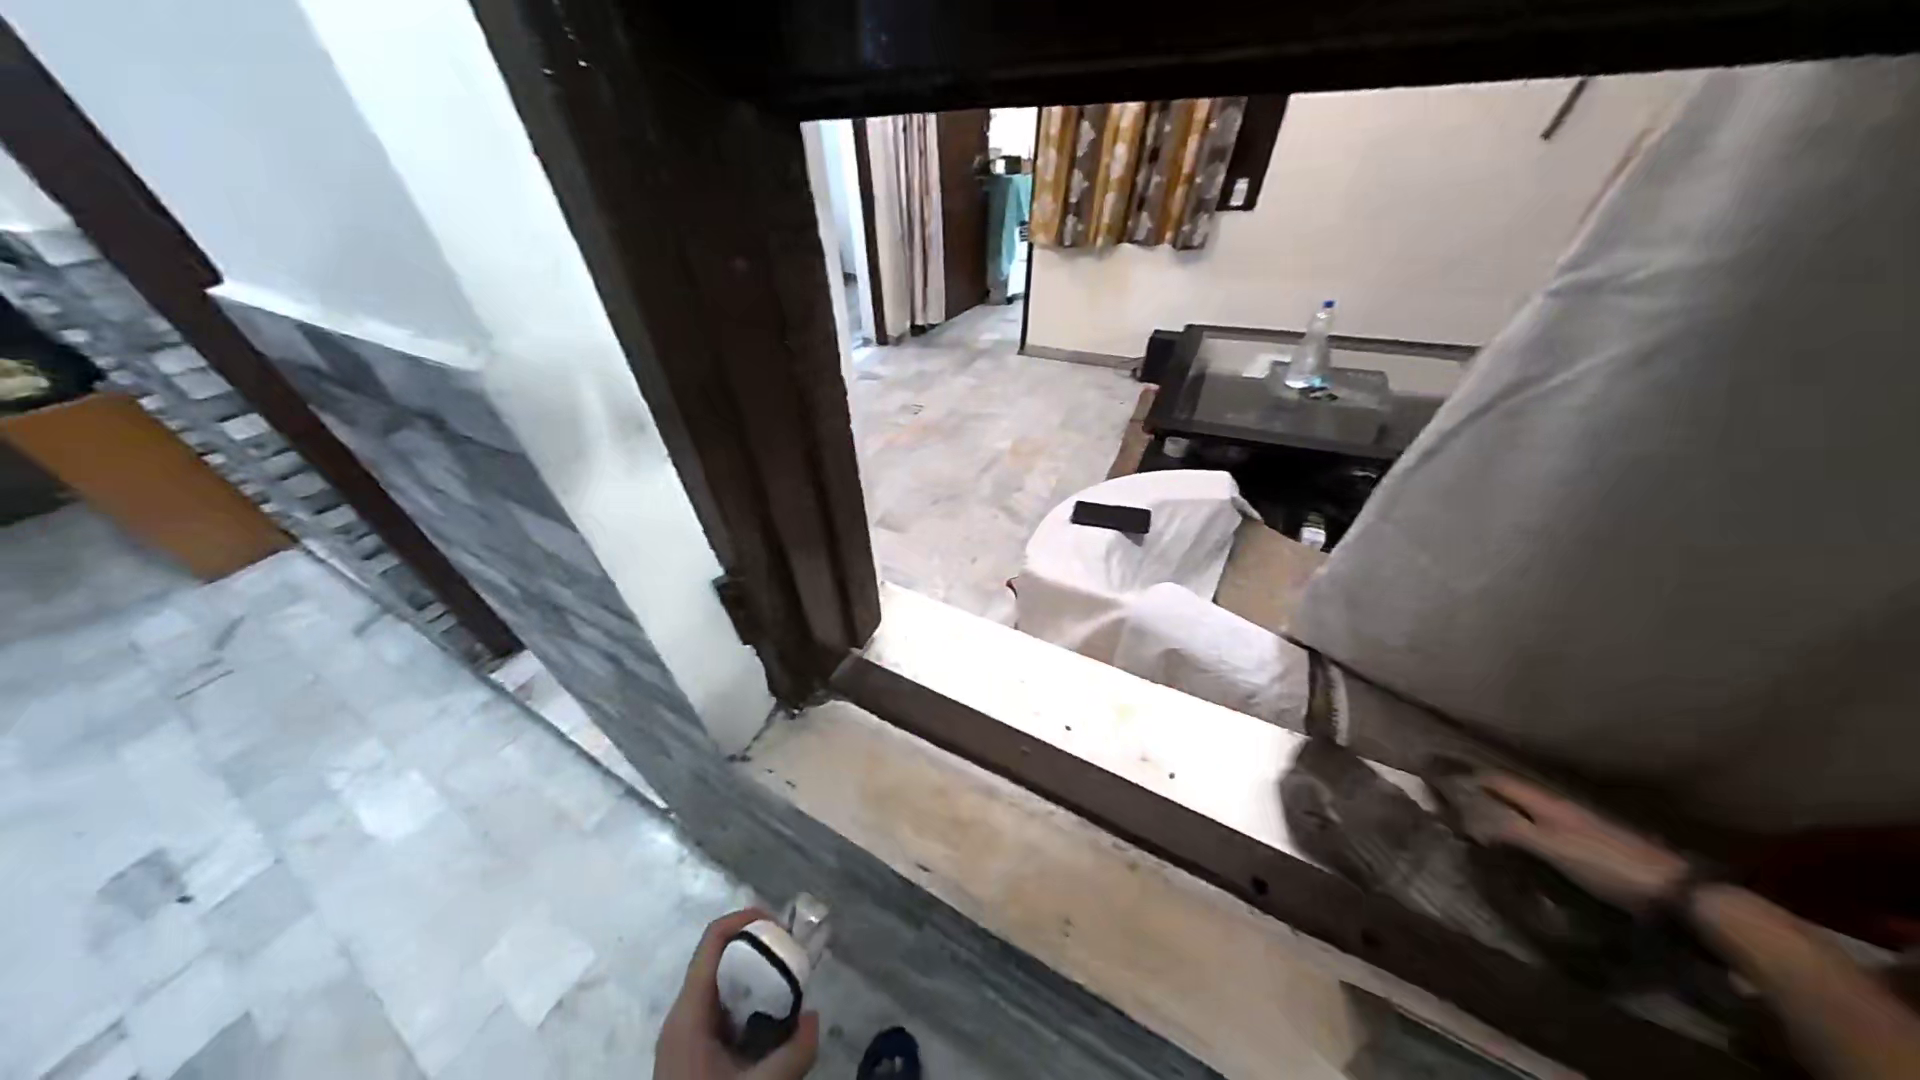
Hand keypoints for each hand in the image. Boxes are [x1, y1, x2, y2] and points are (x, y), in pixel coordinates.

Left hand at [655, 908, 819, 1079]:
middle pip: (721, 959)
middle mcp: (684, 1016)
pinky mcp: (693, 1056)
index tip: (783, 925)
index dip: (747, 919)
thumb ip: (795, 1052)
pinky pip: (725, 1015)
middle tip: (796, 958)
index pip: (714, 940)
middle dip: (761, 951)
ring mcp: (686, 1037)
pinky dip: (752, 1009)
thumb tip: (815, 1017)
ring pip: (725, 988)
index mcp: (689, 1014)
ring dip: (759, 982)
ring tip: (793, 991)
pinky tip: (776, 1029)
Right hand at [1456, 773, 1689, 912]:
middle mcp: (1559, 804)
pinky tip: (1524, 839)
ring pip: (1530, 808)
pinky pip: (1545, 824)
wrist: (1677, 892)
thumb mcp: (1551, 848)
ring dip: (1504, 809)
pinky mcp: (1594, 842)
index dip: (1469, 778)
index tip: (1441, 781)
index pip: (1497, 780)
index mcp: (1546, 802)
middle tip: (1456, 801)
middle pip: (1513, 791)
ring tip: (1482, 819)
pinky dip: (1524, 825)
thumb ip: (1509, 830)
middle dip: (1484, 792)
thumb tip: (1466, 817)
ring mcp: (1580, 822)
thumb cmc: (1606, 865)